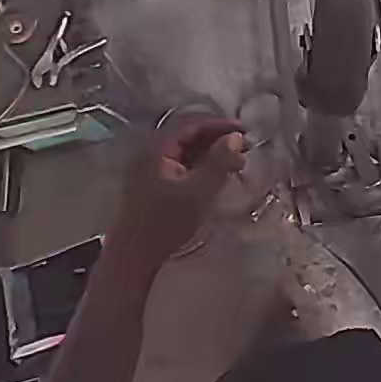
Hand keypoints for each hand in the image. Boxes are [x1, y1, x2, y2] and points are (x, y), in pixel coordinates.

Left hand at [109, 117, 248, 265]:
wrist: (135, 256)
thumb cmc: (166, 222)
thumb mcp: (199, 191)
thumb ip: (219, 162)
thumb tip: (236, 138)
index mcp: (158, 150)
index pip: (192, 125)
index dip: (220, 125)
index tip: (245, 131)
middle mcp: (153, 154)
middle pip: (190, 136)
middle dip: (219, 139)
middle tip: (245, 147)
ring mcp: (153, 170)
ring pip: (188, 152)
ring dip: (213, 153)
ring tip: (238, 162)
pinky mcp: (156, 185)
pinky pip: (184, 165)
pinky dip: (204, 166)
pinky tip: (219, 175)